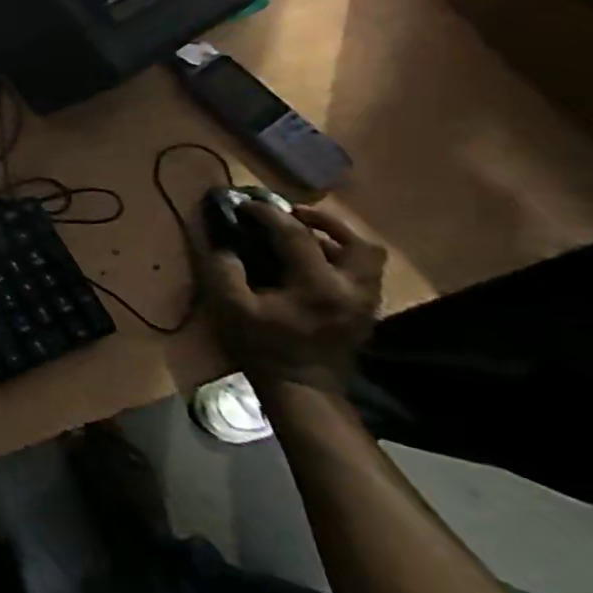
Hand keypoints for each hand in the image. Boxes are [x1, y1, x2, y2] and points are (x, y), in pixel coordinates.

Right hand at [198, 203, 387, 392]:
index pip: (297, 235)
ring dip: (337, 241)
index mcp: (319, 285)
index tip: (247, 205)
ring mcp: (365, 302)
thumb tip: (225, 246)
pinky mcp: (365, 312)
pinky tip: (312, 265)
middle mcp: (352, 288)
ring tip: (305, 236)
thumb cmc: (264, 347)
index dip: (269, 215)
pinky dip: (340, 260)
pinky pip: (361, 274)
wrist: (302, 388)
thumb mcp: (232, 308)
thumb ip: (225, 272)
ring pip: (367, 258)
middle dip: (326, 223)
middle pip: (357, 242)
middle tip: (294, 216)